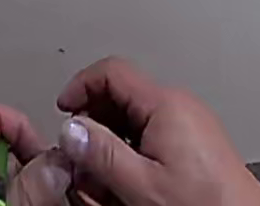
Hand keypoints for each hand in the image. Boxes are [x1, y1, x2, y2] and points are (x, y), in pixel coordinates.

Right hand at [54, 57, 259, 205]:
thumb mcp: (145, 189)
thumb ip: (103, 156)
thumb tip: (70, 129)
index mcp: (165, 104)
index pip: (110, 70)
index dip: (80, 86)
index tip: (63, 111)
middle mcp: (178, 105)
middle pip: (120, 93)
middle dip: (93, 121)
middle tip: (80, 153)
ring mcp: (189, 124)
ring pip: (133, 117)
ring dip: (111, 141)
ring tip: (102, 177)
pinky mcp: (195, 146)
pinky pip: (151, 134)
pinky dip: (131, 151)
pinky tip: (127, 183)